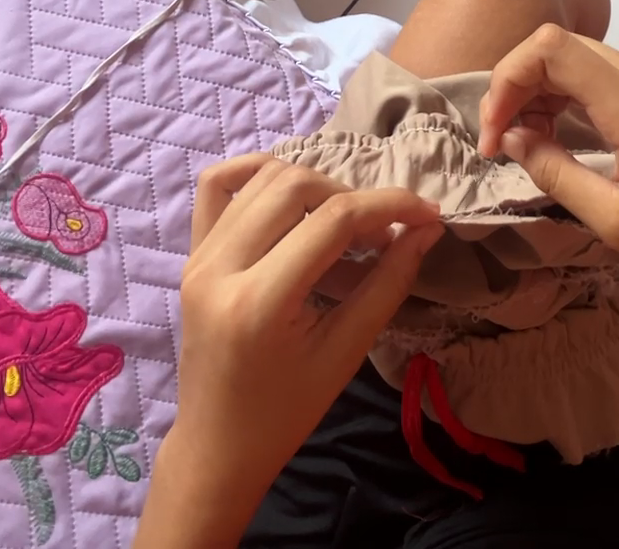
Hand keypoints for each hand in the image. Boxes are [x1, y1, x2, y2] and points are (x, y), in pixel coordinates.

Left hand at [138, 156, 441, 548]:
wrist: (218, 447)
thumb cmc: (287, 411)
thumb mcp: (347, 352)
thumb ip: (389, 282)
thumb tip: (427, 227)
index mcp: (259, 301)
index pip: (333, 220)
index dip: (389, 206)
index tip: (427, 214)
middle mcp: (219, 266)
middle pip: (296, 185)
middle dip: (352, 196)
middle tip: (379, 235)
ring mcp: (198, 256)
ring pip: (263, 177)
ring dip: (315, 185)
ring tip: (341, 223)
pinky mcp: (191, 253)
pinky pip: (218, 184)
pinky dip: (256, 172)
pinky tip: (288, 192)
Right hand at [478, 25, 618, 293]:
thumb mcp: (618, 221)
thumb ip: (556, 173)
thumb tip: (510, 138)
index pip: (552, 49)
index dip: (508, 80)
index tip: (494, 135)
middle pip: (557, 46)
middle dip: (514, 87)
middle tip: (499, 142)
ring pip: (572, 57)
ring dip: (535, 92)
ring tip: (523, 143)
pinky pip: (594, 74)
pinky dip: (560, 96)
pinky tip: (552, 134)